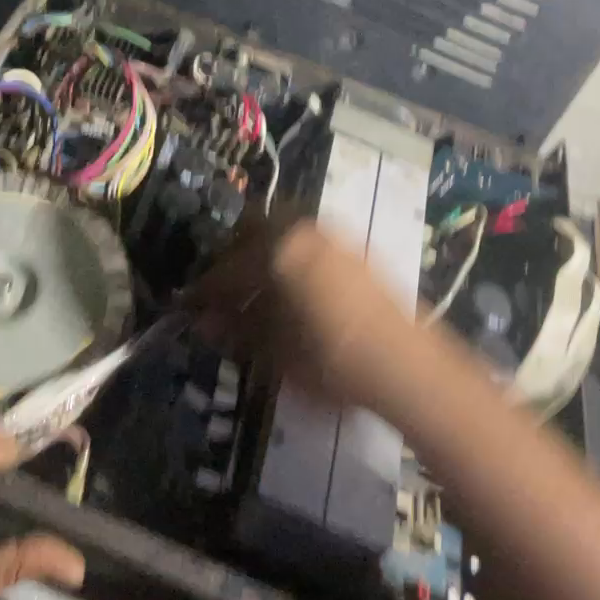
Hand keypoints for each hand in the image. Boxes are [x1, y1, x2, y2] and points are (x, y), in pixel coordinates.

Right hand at [185, 212, 425, 412]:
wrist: (409, 367)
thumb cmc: (333, 360)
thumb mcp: (277, 353)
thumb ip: (237, 331)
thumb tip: (205, 321)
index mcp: (278, 251)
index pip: (227, 268)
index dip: (206, 289)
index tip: (190, 305)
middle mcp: (305, 233)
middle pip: (255, 232)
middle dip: (235, 258)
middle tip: (225, 291)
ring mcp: (336, 239)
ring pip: (285, 234)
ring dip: (266, 256)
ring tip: (260, 292)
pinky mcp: (358, 253)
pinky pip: (311, 245)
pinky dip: (294, 261)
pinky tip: (296, 294)